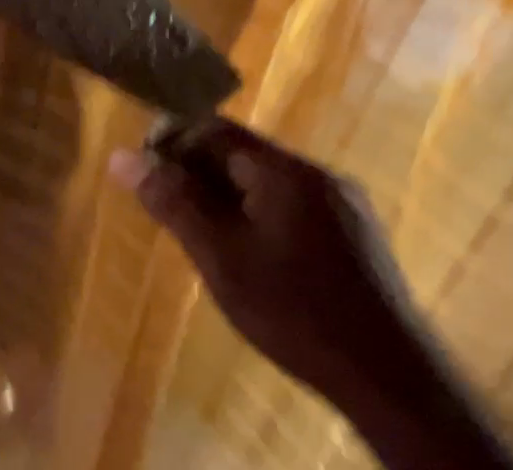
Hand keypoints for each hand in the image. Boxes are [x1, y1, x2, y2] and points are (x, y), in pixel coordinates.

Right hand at [108, 120, 431, 406]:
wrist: (392, 383)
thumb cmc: (294, 310)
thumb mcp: (218, 255)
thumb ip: (171, 200)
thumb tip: (121, 156)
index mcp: (286, 172)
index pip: (214, 129)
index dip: (171, 143)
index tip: (145, 177)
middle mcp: (319, 177)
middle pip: (240, 154)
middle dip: (196, 175)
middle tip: (167, 214)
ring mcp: (344, 208)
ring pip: (264, 184)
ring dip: (224, 199)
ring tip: (202, 239)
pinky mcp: (355, 238)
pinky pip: (289, 207)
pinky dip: (255, 218)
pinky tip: (248, 258)